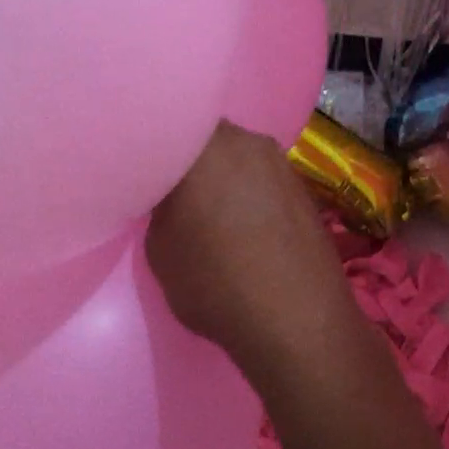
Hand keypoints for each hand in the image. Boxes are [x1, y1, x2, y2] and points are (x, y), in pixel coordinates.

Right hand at [146, 122, 353, 367]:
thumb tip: (174, 198)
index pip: (169, 128)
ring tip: (208, 213)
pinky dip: (248, 193)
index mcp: (205, 144)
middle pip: (207, 138)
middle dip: (189, 159)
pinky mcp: (304, 189)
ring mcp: (281, 163)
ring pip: (238, 157)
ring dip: (222, 176)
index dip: (154, 149)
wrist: (298, 321)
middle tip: (172, 191)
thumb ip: (161, 208)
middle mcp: (247, 140)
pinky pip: (263, 179)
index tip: (144, 171)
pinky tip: (243, 226)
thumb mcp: (159, 248)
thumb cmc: (216, 282)